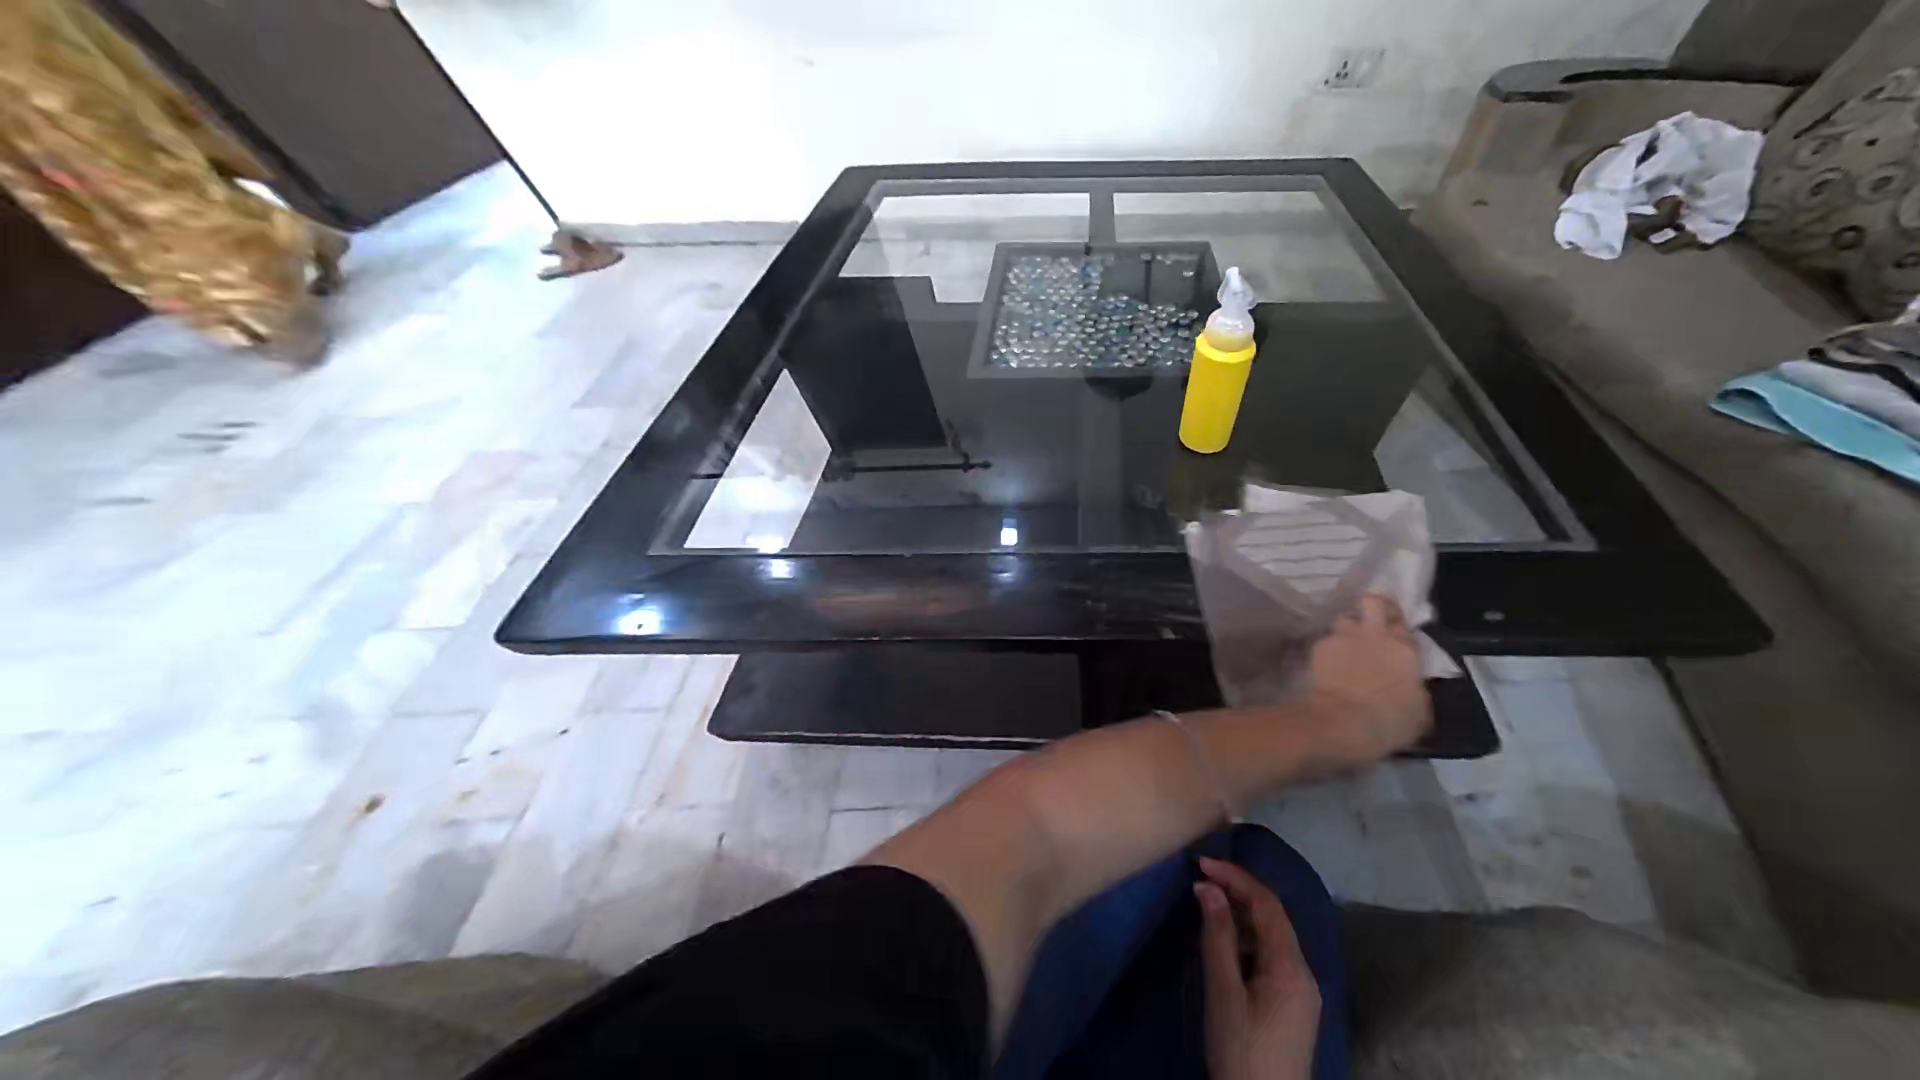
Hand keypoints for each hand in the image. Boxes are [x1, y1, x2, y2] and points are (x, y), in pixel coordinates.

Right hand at [1197, 857, 1319, 1079]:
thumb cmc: (1240, 1050)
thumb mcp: (1223, 991)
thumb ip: (1217, 936)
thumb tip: (1209, 887)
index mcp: (1291, 968)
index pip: (1267, 905)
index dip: (1236, 877)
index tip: (1201, 863)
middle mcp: (1303, 973)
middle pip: (1273, 917)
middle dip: (1239, 889)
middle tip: (1201, 875)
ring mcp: (1300, 991)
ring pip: (1272, 935)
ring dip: (1241, 912)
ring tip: (1207, 898)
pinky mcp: (1291, 1004)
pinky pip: (1270, 954)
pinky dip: (1246, 936)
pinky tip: (1223, 936)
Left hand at [1302, 594, 1431, 766]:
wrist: (1344, 721)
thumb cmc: (1391, 720)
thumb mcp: (1420, 706)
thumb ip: (1414, 683)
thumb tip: (1409, 680)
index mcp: (1404, 648)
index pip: (1403, 622)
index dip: (1398, 624)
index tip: (1396, 630)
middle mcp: (1374, 634)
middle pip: (1372, 602)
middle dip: (1373, 605)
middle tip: (1372, 618)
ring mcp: (1344, 637)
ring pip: (1345, 618)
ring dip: (1348, 627)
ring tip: (1348, 643)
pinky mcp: (1320, 647)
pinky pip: (1327, 640)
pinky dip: (1331, 648)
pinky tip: (1331, 663)